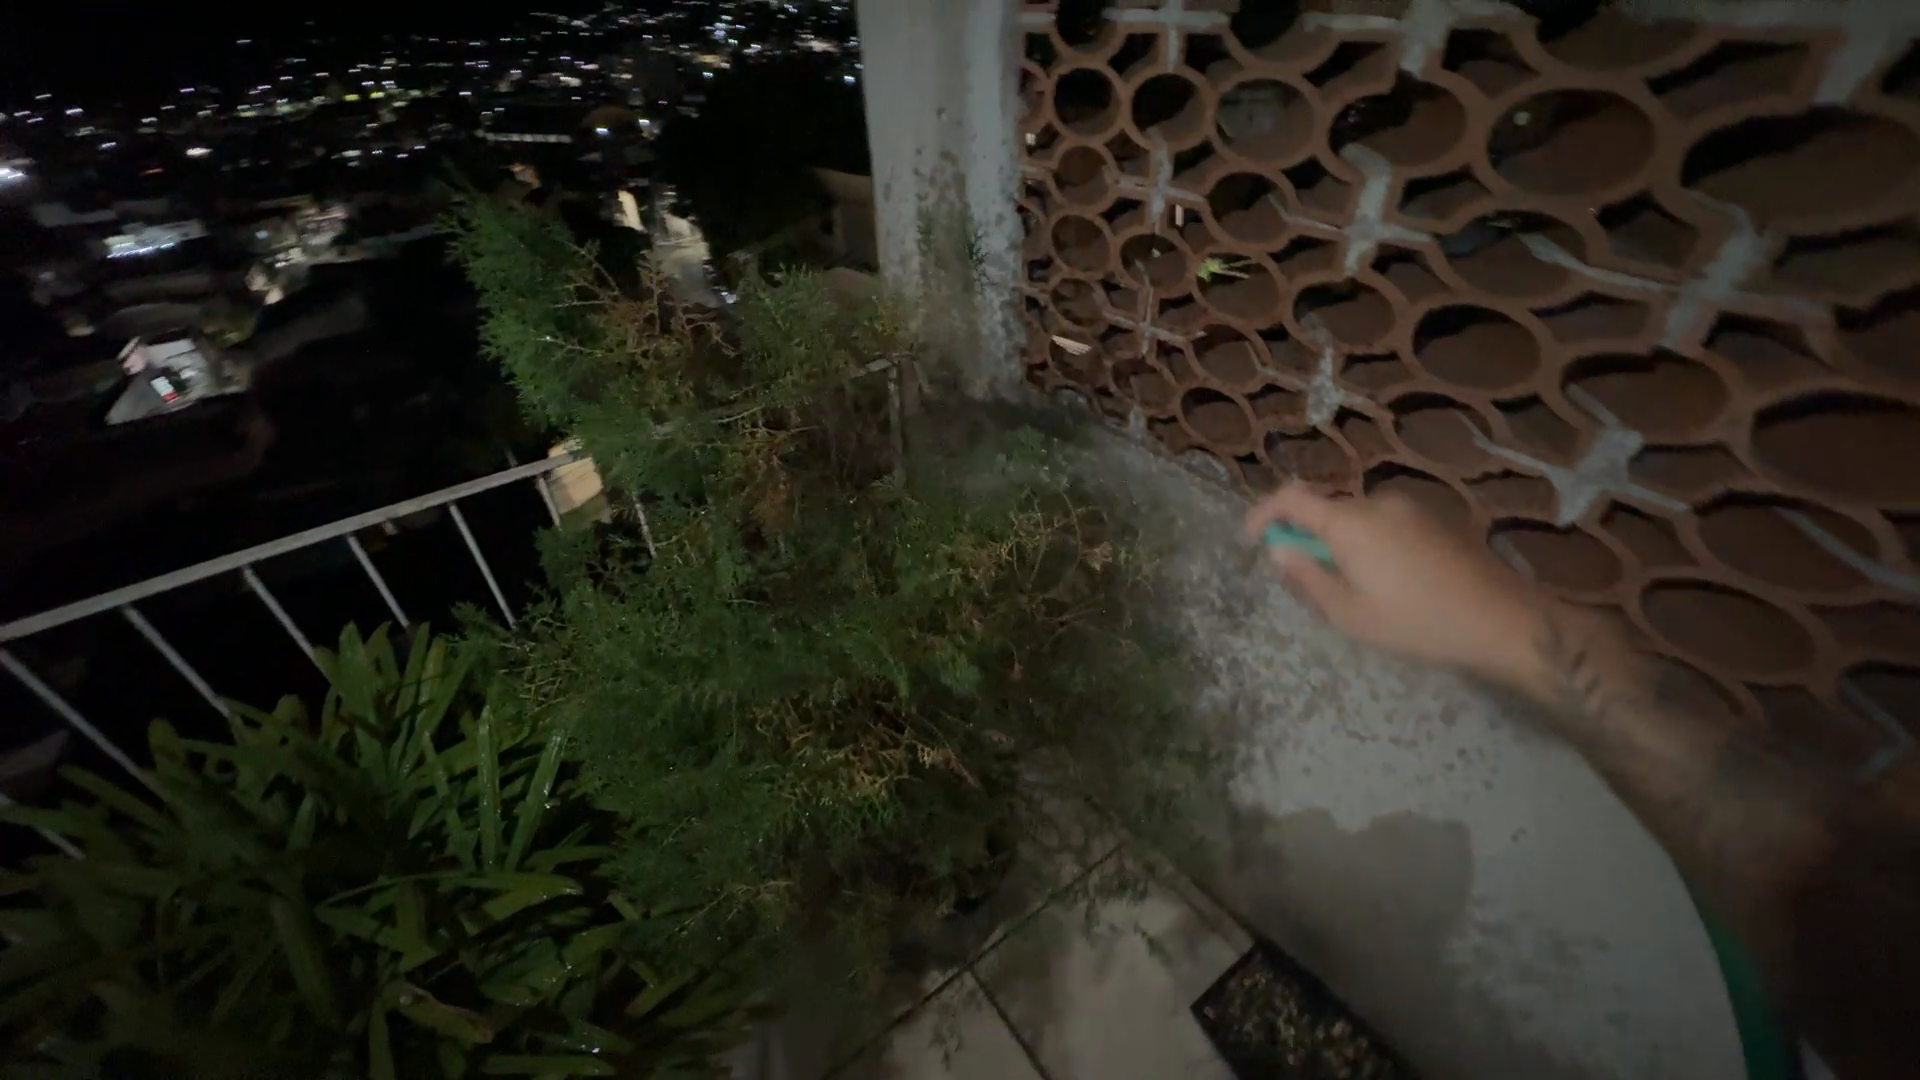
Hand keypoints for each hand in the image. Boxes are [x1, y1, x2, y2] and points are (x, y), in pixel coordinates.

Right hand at [1243, 483, 1556, 694]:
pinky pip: (1381, 522)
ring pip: (1353, 517)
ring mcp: (1410, 508)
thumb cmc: (1417, 622)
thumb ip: (1306, 577)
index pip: (1290, 498)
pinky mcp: (1434, 520)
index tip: (1250, 541)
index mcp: (1350, 522)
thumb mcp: (1348, 614)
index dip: (1262, 514)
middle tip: (1303, 579)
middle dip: (1303, 536)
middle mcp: (1377, 503)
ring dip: (1336, 541)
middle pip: (1323, 508)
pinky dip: (1365, 542)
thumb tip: (1278, 552)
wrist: (1507, 622)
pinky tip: (1384, 580)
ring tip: (1348, 586)